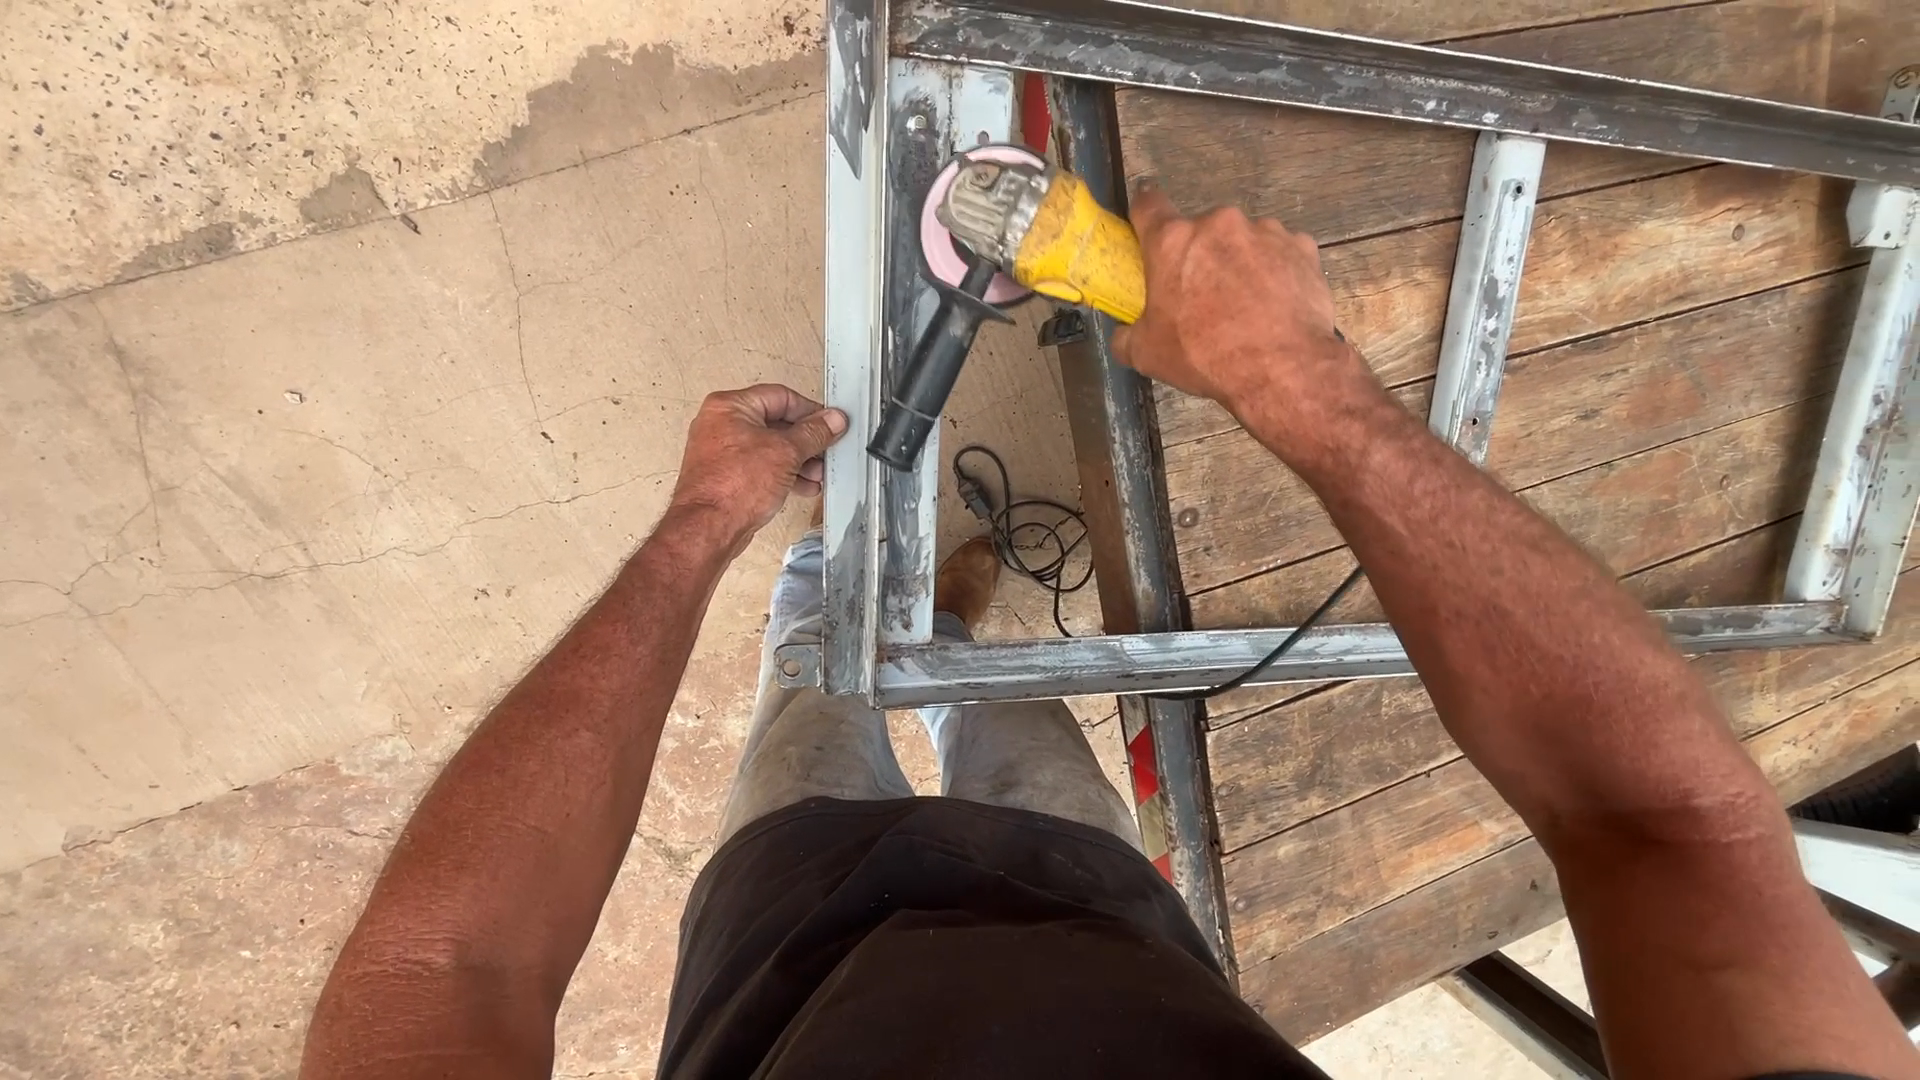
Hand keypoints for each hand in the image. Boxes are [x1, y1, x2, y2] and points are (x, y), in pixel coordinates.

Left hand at [668, 384, 847, 539]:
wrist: (709, 528)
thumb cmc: (732, 487)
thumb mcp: (786, 453)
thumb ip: (813, 434)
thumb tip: (832, 420)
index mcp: (730, 406)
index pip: (781, 397)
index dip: (810, 411)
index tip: (830, 424)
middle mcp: (722, 424)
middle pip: (777, 423)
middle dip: (806, 441)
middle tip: (826, 450)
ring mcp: (723, 451)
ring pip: (771, 448)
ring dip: (799, 461)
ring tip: (817, 474)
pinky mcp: (727, 475)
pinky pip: (762, 467)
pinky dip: (784, 474)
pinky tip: (803, 487)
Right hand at [1111, 183, 1384, 437]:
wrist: (1280, 368)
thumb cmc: (1203, 356)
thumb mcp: (1146, 355)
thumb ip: (1126, 337)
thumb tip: (1123, 335)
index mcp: (1173, 242)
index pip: (1148, 205)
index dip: (1144, 212)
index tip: (1145, 222)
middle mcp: (1218, 224)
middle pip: (1200, 231)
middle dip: (1197, 256)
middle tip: (1201, 297)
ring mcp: (1265, 231)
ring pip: (1242, 241)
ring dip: (1237, 264)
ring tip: (1244, 306)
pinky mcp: (1301, 246)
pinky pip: (1279, 254)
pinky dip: (1273, 273)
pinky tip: (1273, 305)